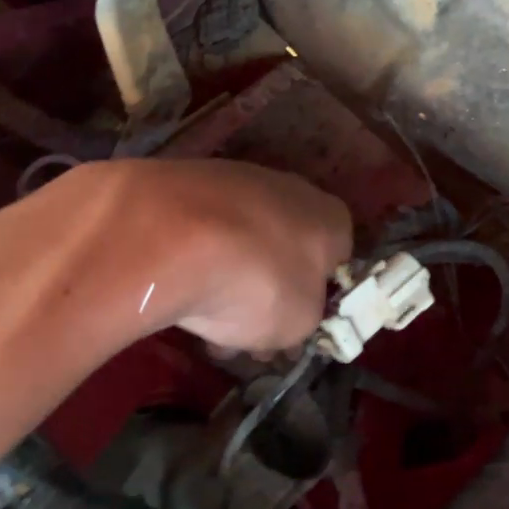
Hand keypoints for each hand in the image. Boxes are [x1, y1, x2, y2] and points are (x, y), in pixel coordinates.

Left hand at [61, 158, 352, 353]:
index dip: (314, 298)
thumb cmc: (256, 283)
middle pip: (286, 247)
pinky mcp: (192, 180)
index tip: (287, 329)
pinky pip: (202, 229)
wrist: (171, 237)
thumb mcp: (298, 325)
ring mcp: (241, 178)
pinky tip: (171, 286)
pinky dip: (192, 256)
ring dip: (226, 273)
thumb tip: (290, 317)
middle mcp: (295, 188)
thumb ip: (304, 318)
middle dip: (265, 286)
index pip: (337, 259)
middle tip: (240, 329)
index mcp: (333, 217)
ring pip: (242, 238)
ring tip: (196, 317)